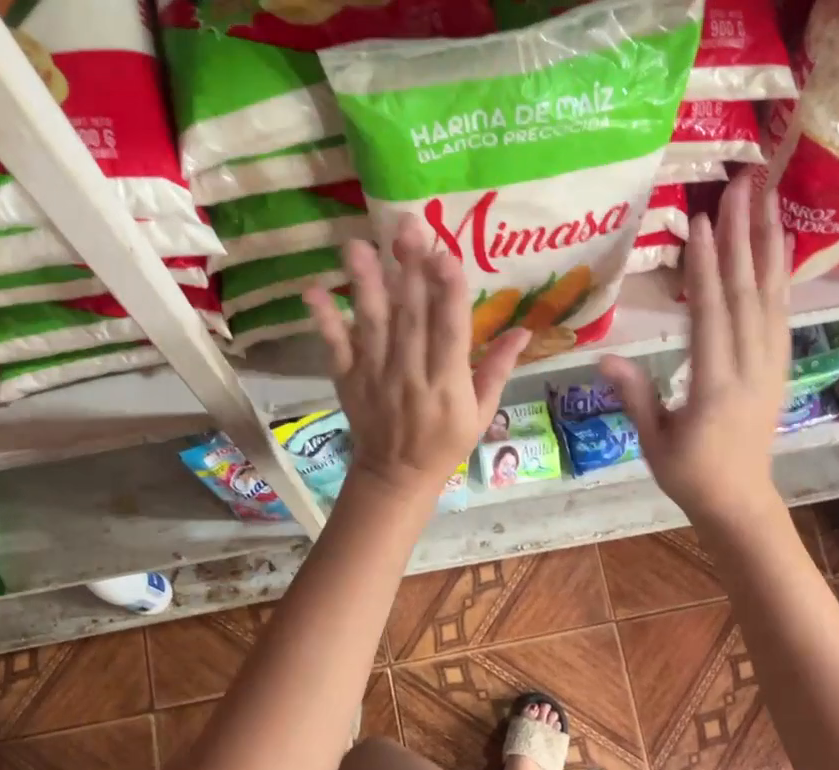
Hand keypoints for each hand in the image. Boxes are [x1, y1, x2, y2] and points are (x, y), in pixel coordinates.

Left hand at [304, 219, 529, 502]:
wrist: (396, 476)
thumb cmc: (445, 443)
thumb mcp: (481, 413)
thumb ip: (497, 369)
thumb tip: (524, 331)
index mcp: (447, 385)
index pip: (450, 333)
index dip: (448, 295)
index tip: (447, 255)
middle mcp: (410, 376)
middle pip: (410, 318)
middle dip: (409, 270)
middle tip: (408, 225)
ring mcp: (375, 377)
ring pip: (372, 326)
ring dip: (365, 285)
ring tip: (358, 245)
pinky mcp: (348, 381)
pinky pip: (335, 348)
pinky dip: (324, 321)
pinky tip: (314, 290)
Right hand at [601, 174, 792, 527]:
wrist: (740, 502)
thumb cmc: (690, 476)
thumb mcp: (654, 443)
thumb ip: (636, 397)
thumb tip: (603, 358)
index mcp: (715, 387)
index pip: (711, 315)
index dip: (705, 267)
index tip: (699, 221)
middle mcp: (750, 368)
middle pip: (747, 293)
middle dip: (743, 235)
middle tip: (742, 185)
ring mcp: (770, 365)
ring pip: (771, 296)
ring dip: (768, 244)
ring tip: (767, 198)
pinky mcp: (778, 367)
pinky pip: (781, 313)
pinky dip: (781, 276)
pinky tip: (780, 247)